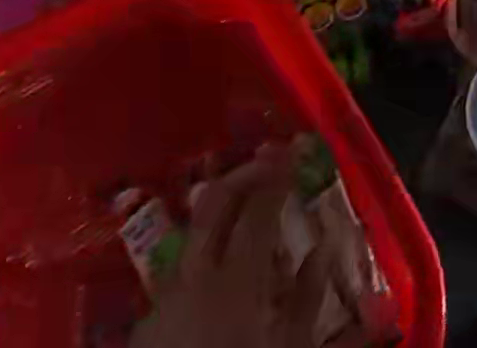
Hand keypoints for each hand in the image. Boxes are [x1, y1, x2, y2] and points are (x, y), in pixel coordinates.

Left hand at [130, 141, 333, 347]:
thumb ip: (308, 294)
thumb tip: (326, 246)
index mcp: (234, 283)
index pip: (258, 209)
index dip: (278, 175)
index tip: (295, 152)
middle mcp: (193, 280)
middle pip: (214, 204)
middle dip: (245, 174)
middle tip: (271, 163)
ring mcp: (164, 301)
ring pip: (193, 233)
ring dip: (224, 209)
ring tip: (252, 206)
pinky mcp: (149, 325)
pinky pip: (183, 269)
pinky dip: (209, 251)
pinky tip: (227, 268)